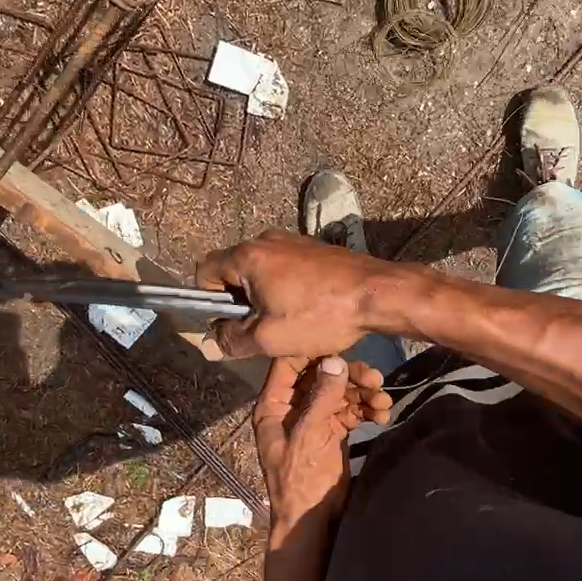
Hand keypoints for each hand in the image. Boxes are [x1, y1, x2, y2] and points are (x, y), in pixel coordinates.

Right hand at [195, 230, 396, 359]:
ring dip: (265, 297)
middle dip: (240, 302)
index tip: (230, 323)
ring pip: (261, 272)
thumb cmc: (320, 315)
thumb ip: (232, 339)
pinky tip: (308, 310)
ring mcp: (293, 240)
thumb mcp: (269, 338)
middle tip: (261, 329)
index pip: (204, 272)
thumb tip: (213, 341)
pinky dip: (287, 289)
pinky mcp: (313, 248)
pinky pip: (285, 268)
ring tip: (288, 322)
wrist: (377, 294)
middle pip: (233, 271)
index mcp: (247, 255)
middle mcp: (266, 240)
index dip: (209, 302)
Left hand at [253, 355, 391, 545]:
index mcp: (274, 406)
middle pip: (321, 376)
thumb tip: (334, 360)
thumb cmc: (301, 481)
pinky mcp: (333, 431)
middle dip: (349, 376)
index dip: (314, 352)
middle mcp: (293, 408)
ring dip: (363, 394)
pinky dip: (367, 410)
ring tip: (383, 402)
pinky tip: (383, 415)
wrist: (314, 522)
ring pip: (340, 392)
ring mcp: (314, 419)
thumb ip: (321, 397)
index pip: (289, 366)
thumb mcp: (309, 436)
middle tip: (376, 380)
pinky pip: (351, 411)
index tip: (343, 345)